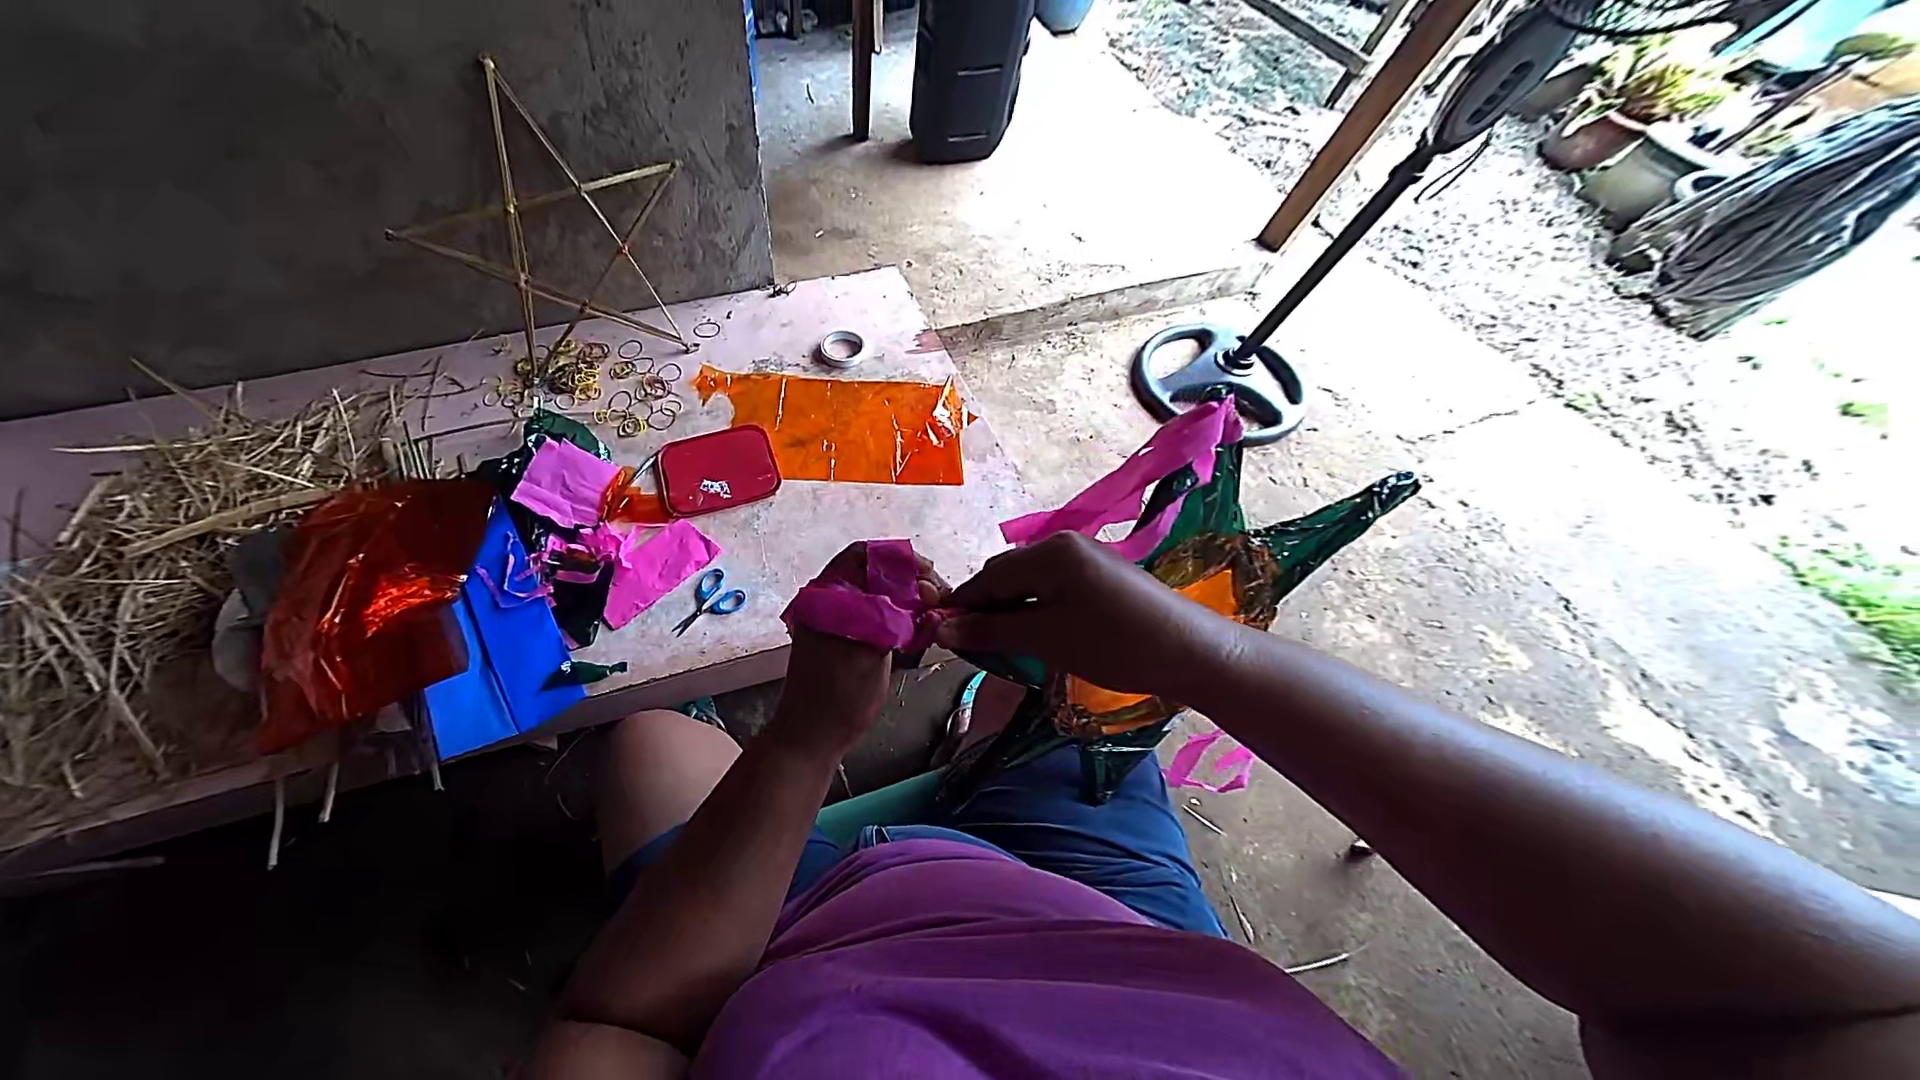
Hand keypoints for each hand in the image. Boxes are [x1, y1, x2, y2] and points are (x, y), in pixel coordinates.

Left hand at [766, 543, 947, 758]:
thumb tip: (921, 587)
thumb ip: (893, 612)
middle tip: (938, 598)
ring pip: (884, 595)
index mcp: (828, 596)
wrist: (814, 737)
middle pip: (878, 573)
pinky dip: (904, 617)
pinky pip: (882, 615)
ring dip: (911, 599)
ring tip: (935, 613)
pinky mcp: (854, 637)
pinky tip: (922, 628)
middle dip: (912, 580)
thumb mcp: (869, 648)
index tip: (928, 573)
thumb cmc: (837, 695)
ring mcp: (843, 620)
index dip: (898, 558)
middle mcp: (834, 601)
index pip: (864, 555)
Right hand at [933, 532, 1241, 700]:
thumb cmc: (1114, 643)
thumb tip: (942, 630)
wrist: (1191, 653)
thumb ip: (990, 632)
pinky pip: (1055, 587)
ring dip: (1013, 611)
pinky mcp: (1102, 575)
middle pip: (1008, 574)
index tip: (944, 637)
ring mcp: (1086, 558)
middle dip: (988, 609)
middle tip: (978, 648)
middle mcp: (1064, 544)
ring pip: (1031, 582)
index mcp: (1049, 552)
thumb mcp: (1045, 639)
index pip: (988, 575)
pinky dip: (1039, 609)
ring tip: (1009, 647)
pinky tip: (1041, 635)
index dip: (963, 606)